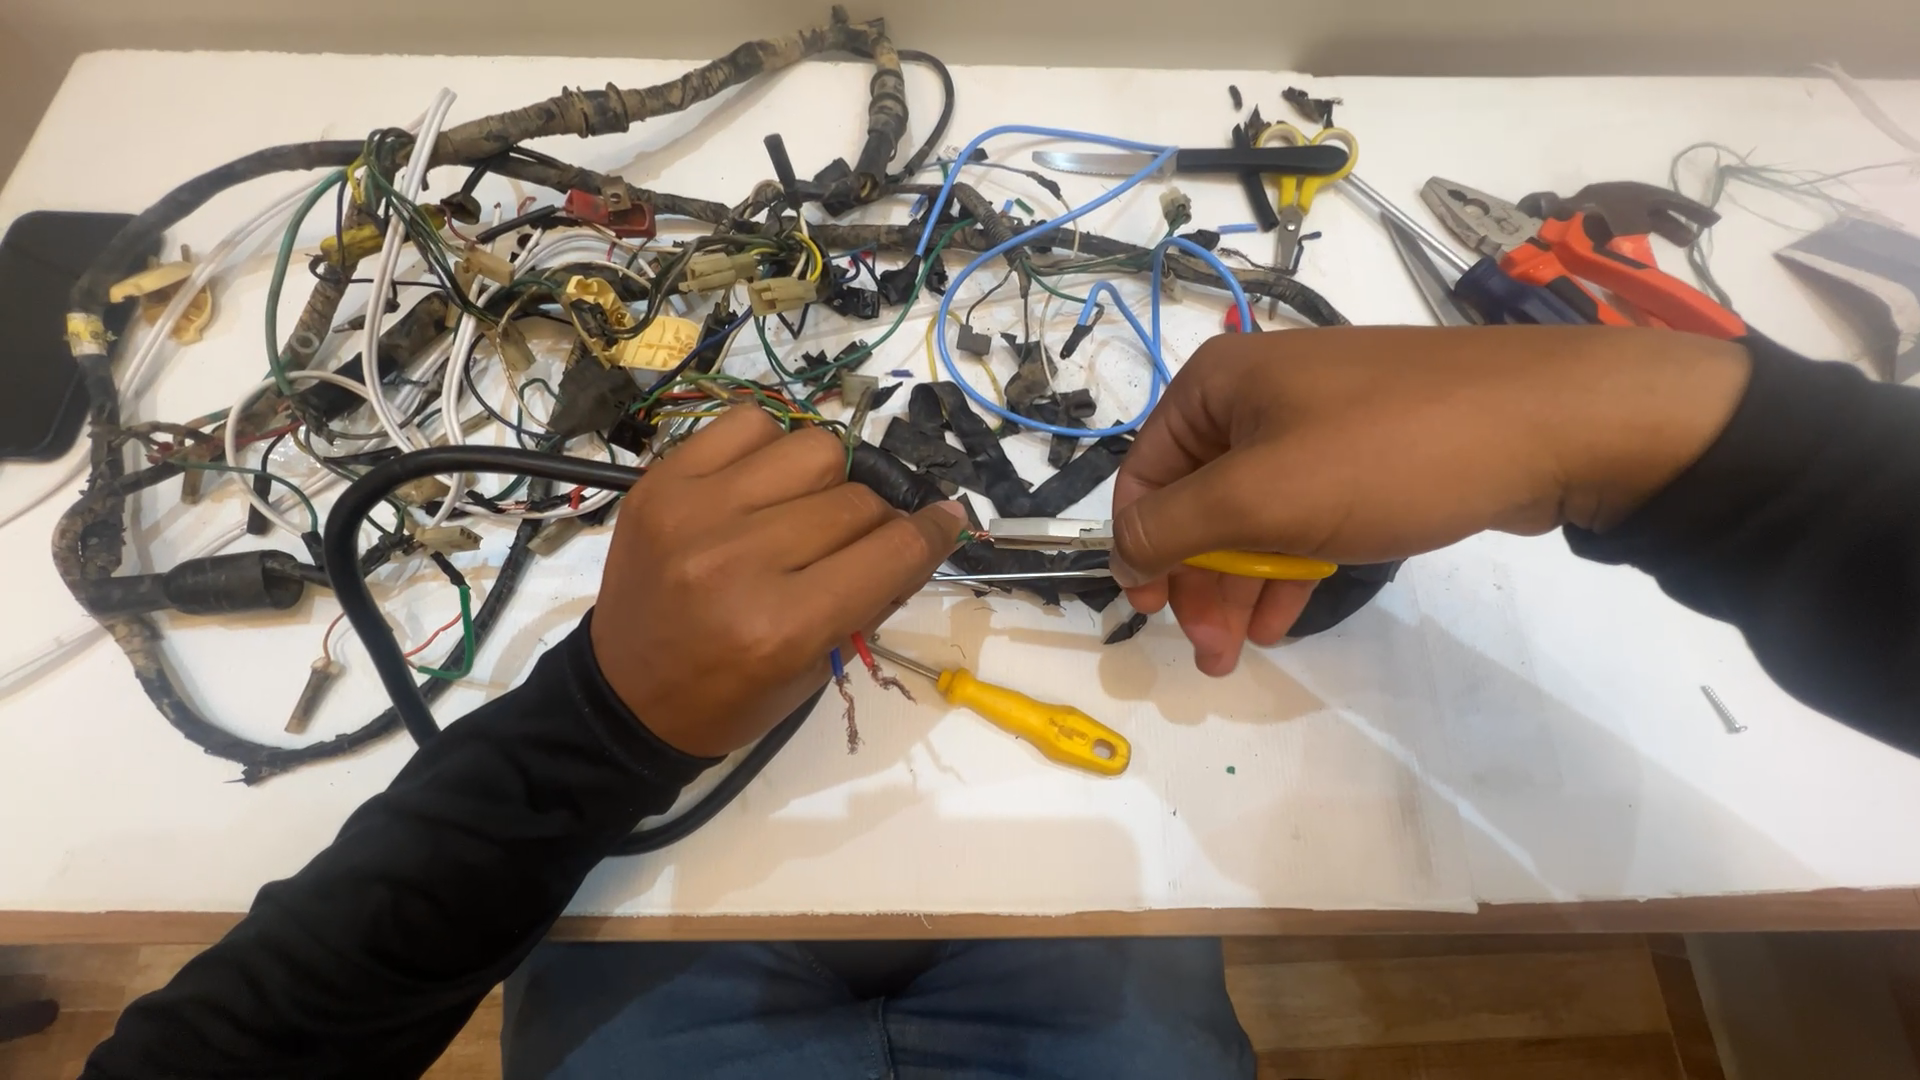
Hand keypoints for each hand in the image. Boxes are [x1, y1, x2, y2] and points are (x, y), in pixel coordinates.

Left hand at [591, 407, 965, 755]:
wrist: (627, 696)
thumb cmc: (732, 696)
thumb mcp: (817, 669)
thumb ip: (873, 595)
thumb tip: (920, 528)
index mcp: (784, 626)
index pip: (892, 550)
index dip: (934, 531)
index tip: (945, 521)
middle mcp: (740, 561)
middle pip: (858, 500)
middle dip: (878, 520)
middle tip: (859, 541)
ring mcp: (695, 512)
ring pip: (814, 449)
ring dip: (831, 479)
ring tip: (808, 508)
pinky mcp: (663, 482)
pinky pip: (749, 423)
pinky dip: (773, 445)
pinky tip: (764, 482)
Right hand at [1111, 325, 1751, 675]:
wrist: (1559, 426)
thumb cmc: (1384, 455)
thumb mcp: (1257, 497)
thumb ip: (1170, 529)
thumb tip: (1118, 554)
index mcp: (1213, 389)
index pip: (1145, 477)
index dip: (1140, 548)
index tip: (1150, 613)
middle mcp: (1252, 399)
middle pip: (1197, 503)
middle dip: (1198, 581)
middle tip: (1210, 651)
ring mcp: (1309, 423)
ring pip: (1248, 516)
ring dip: (1238, 584)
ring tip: (1240, 649)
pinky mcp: (1358, 452)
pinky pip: (1298, 514)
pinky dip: (1284, 564)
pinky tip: (1282, 614)